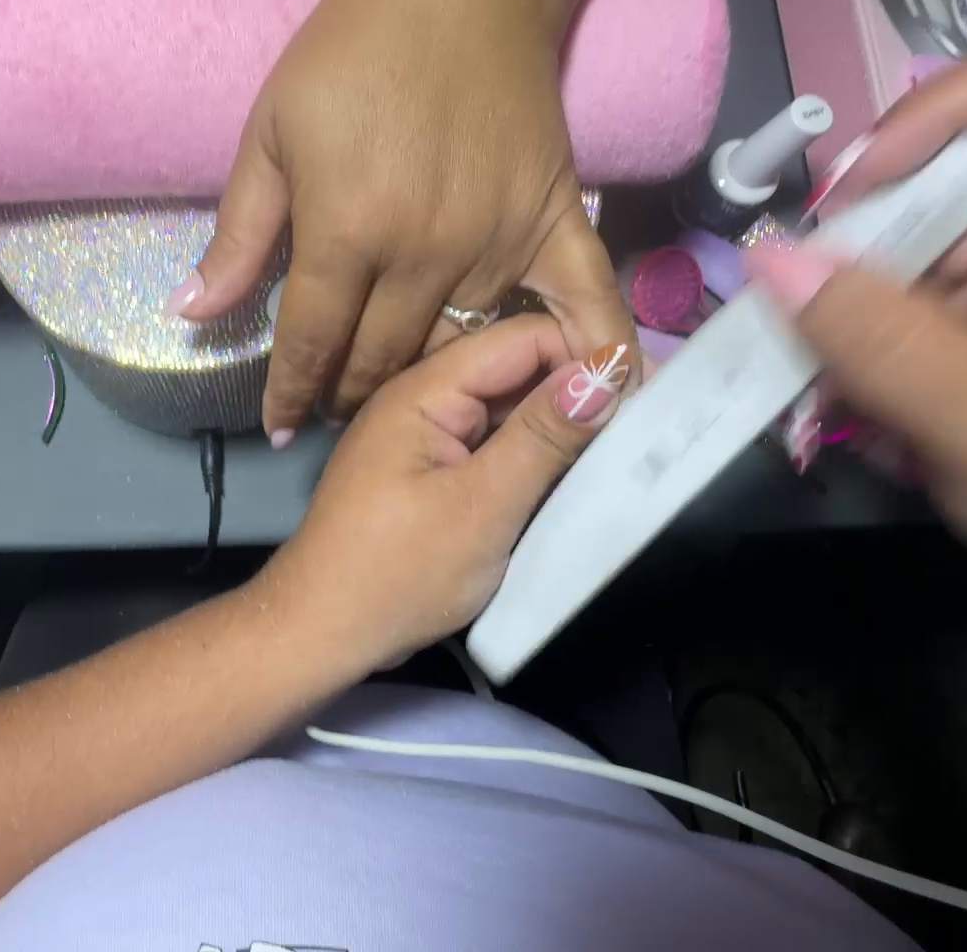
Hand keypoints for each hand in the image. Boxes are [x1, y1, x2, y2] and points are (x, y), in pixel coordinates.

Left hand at [168, 0, 635, 444]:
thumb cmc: (348, 58)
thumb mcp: (269, 138)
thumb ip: (239, 238)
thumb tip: (191, 316)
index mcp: (347, 230)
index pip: (312, 343)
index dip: (290, 393)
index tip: (280, 428)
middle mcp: (424, 253)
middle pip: (379, 360)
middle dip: (346, 394)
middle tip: (331, 407)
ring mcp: (496, 244)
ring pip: (453, 349)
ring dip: (420, 382)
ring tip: (398, 402)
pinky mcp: (553, 224)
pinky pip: (583, 305)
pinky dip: (587, 356)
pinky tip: (588, 399)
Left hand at [261, 316, 632, 666]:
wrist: (323, 630)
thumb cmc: (398, 573)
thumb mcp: (482, 506)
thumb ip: (543, 437)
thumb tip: (605, 372)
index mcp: (425, 389)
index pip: (522, 337)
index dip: (585, 354)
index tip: (643, 392)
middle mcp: (422, 398)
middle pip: (515, 370)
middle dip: (576, 391)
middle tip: (642, 427)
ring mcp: (423, 435)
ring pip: (506, 410)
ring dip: (555, 427)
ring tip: (618, 450)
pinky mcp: (427, 470)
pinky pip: (488, 445)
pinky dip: (527, 456)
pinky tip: (567, 476)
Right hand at [745, 37, 966, 608]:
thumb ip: (872, 337)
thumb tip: (764, 259)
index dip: (950, 105)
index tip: (855, 186)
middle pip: (953, 186)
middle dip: (865, 253)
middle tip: (802, 322)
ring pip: (906, 259)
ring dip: (848, 319)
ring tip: (835, 392)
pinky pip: (896, 310)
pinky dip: (855, 351)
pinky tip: (857, 409)